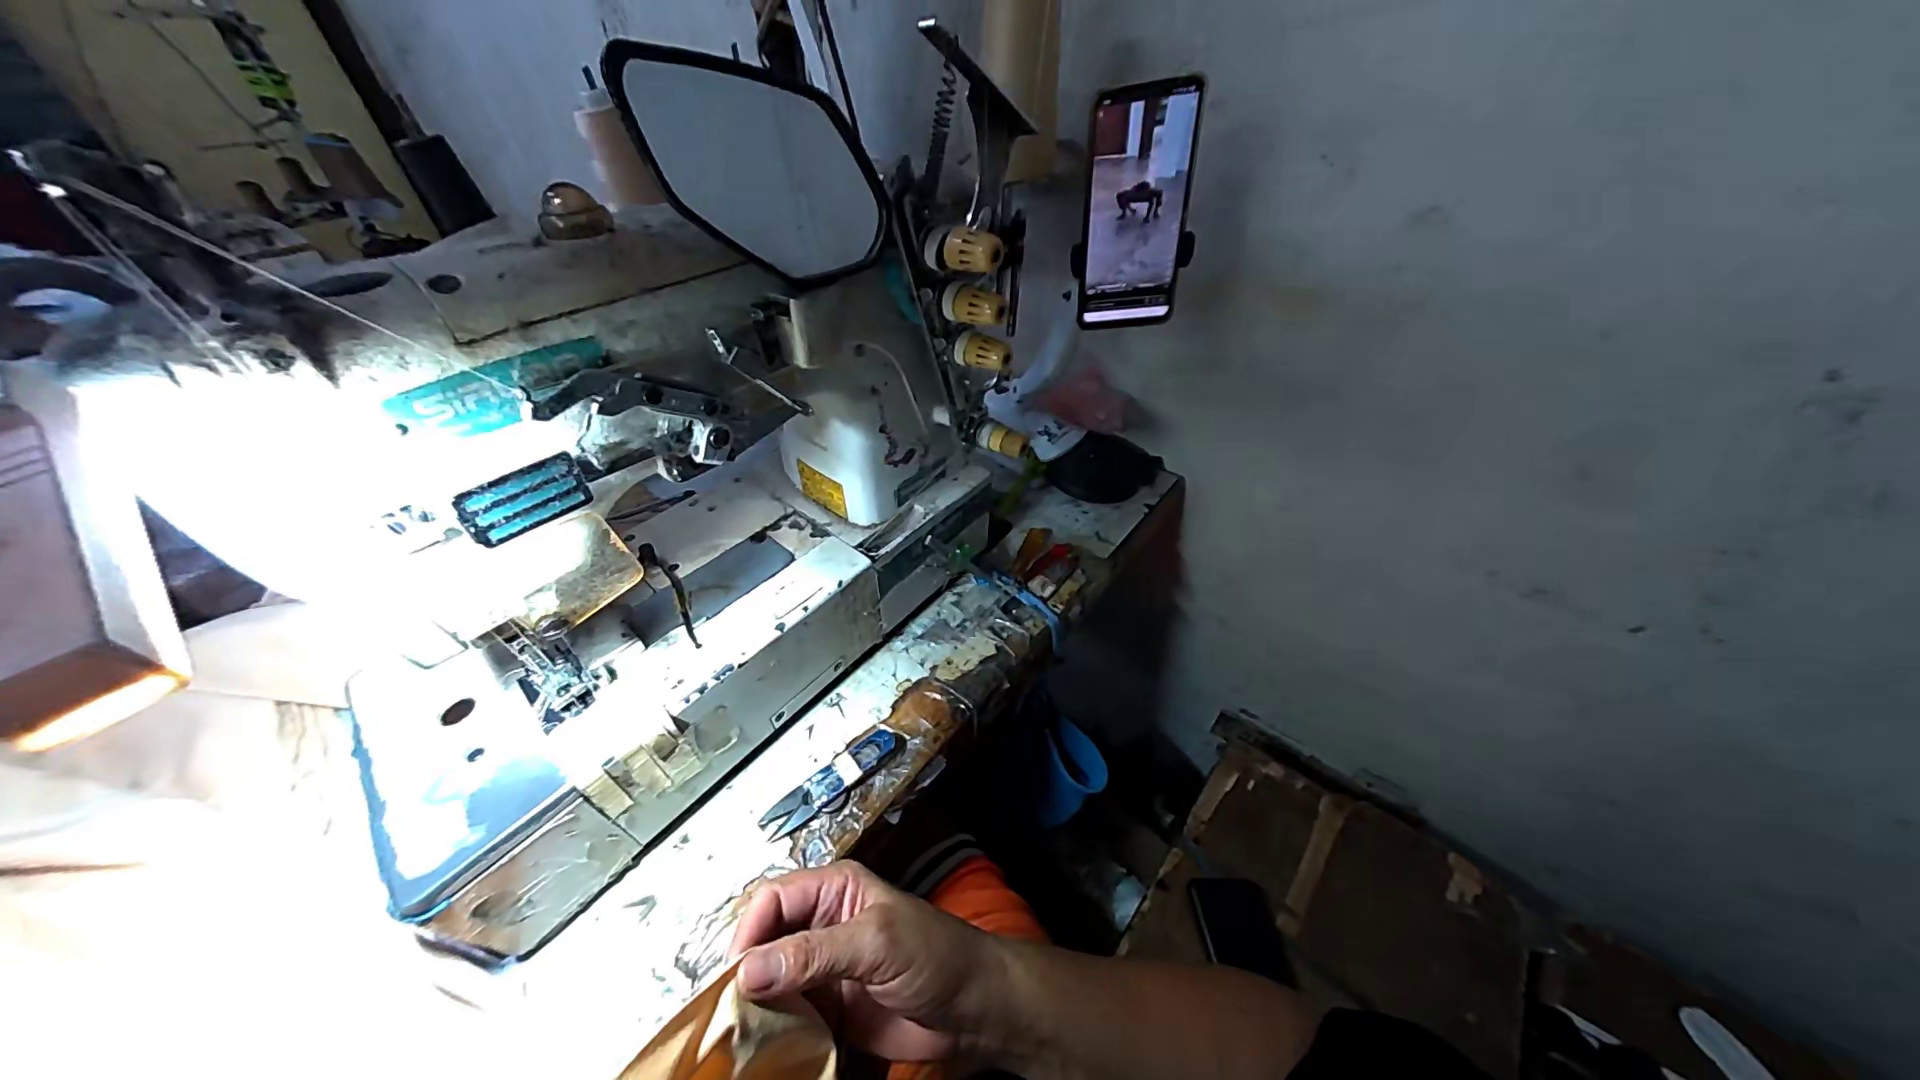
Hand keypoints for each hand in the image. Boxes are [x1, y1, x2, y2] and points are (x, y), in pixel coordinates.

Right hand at [726, 861, 1009, 1062]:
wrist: (973, 1008)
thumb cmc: (937, 954)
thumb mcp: (877, 942)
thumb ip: (815, 953)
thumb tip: (750, 968)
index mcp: (835, 890)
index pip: (774, 899)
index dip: (750, 931)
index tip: (736, 975)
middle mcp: (824, 924)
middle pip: (766, 940)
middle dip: (748, 971)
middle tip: (732, 1010)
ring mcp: (825, 968)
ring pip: (772, 980)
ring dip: (757, 1004)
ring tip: (742, 1033)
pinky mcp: (830, 1008)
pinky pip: (788, 1015)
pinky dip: (773, 1029)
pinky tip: (765, 1047)